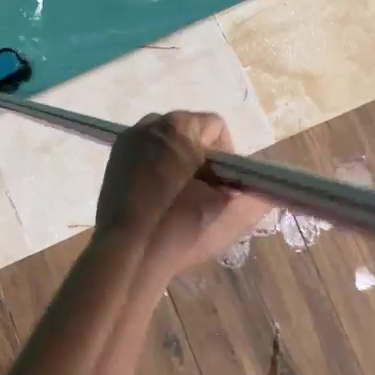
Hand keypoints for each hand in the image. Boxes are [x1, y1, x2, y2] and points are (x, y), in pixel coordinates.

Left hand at [95, 111, 269, 273]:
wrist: (128, 250)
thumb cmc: (182, 227)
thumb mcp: (235, 214)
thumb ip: (257, 192)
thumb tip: (261, 185)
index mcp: (178, 127)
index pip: (215, 127)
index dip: (227, 157)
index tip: (221, 186)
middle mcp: (149, 124)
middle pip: (189, 132)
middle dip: (201, 158)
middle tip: (202, 193)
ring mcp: (128, 138)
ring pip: (166, 143)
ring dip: (178, 162)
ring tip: (179, 198)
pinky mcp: (114, 156)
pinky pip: (145, 153)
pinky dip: (156, 168)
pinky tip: (157, 198)